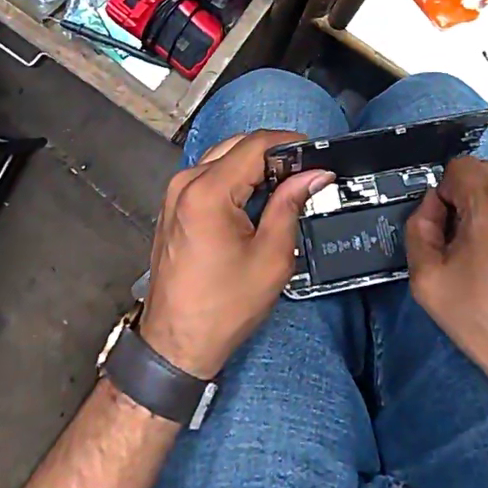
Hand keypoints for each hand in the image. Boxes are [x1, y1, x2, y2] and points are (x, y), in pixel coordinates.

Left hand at [138, 131, 334, 378]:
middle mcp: (186, 184)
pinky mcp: (174, 204)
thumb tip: (313, 175)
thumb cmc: (221, 308)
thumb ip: (291, 205)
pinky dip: (235, 176)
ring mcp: (175, 192)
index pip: (255, 145)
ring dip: (254, 164)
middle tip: (303, 173)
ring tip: (283, 186)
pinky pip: (209, 173)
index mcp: (208, 193)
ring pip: (223, 156)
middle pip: (238, 145)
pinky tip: (254, 197)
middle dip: (274, 153)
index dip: (290, 144)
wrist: (176, 343)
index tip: (313, 155)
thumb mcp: (271, 257)